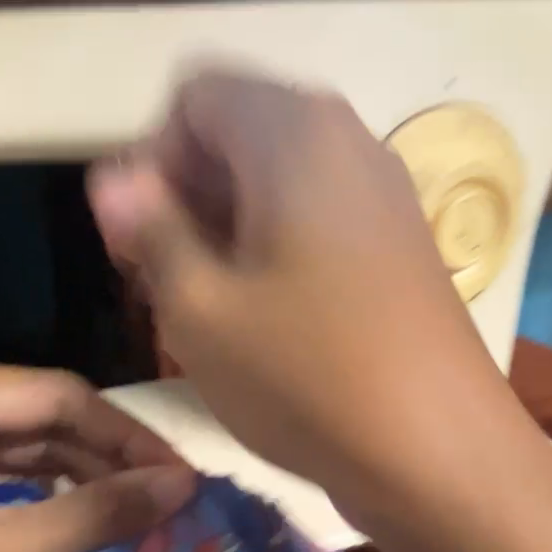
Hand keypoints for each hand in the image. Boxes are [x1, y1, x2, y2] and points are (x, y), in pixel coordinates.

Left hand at [0, 360, 195, 551]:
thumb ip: (96, 514)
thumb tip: (185, 485)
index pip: (56, 396)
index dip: (126, 435)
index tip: (181, 473)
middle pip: (42, 416)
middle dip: (107, 456)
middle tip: (169, 495)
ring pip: (26, 444)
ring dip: (82, 474)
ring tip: (142, 505)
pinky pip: (2, 471)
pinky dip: (46, 492)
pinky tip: (90, 511)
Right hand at [87, 69, 514, 496]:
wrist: (437, 453)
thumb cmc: (304, 378)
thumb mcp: (199, 310)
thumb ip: (149, 230)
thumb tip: (114, 180)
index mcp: (293, 134)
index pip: (192, 98)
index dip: (149, 166)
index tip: (138, 248)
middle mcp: (347, 144)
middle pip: (237, 138)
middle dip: (186, 203)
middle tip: (167, 289)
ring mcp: (383, 198)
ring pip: (275, 188)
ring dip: (226, 237)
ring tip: (211, 317)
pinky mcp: (399, 250)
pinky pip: (316, 226)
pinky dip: (275, 259)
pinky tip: (264, 328)